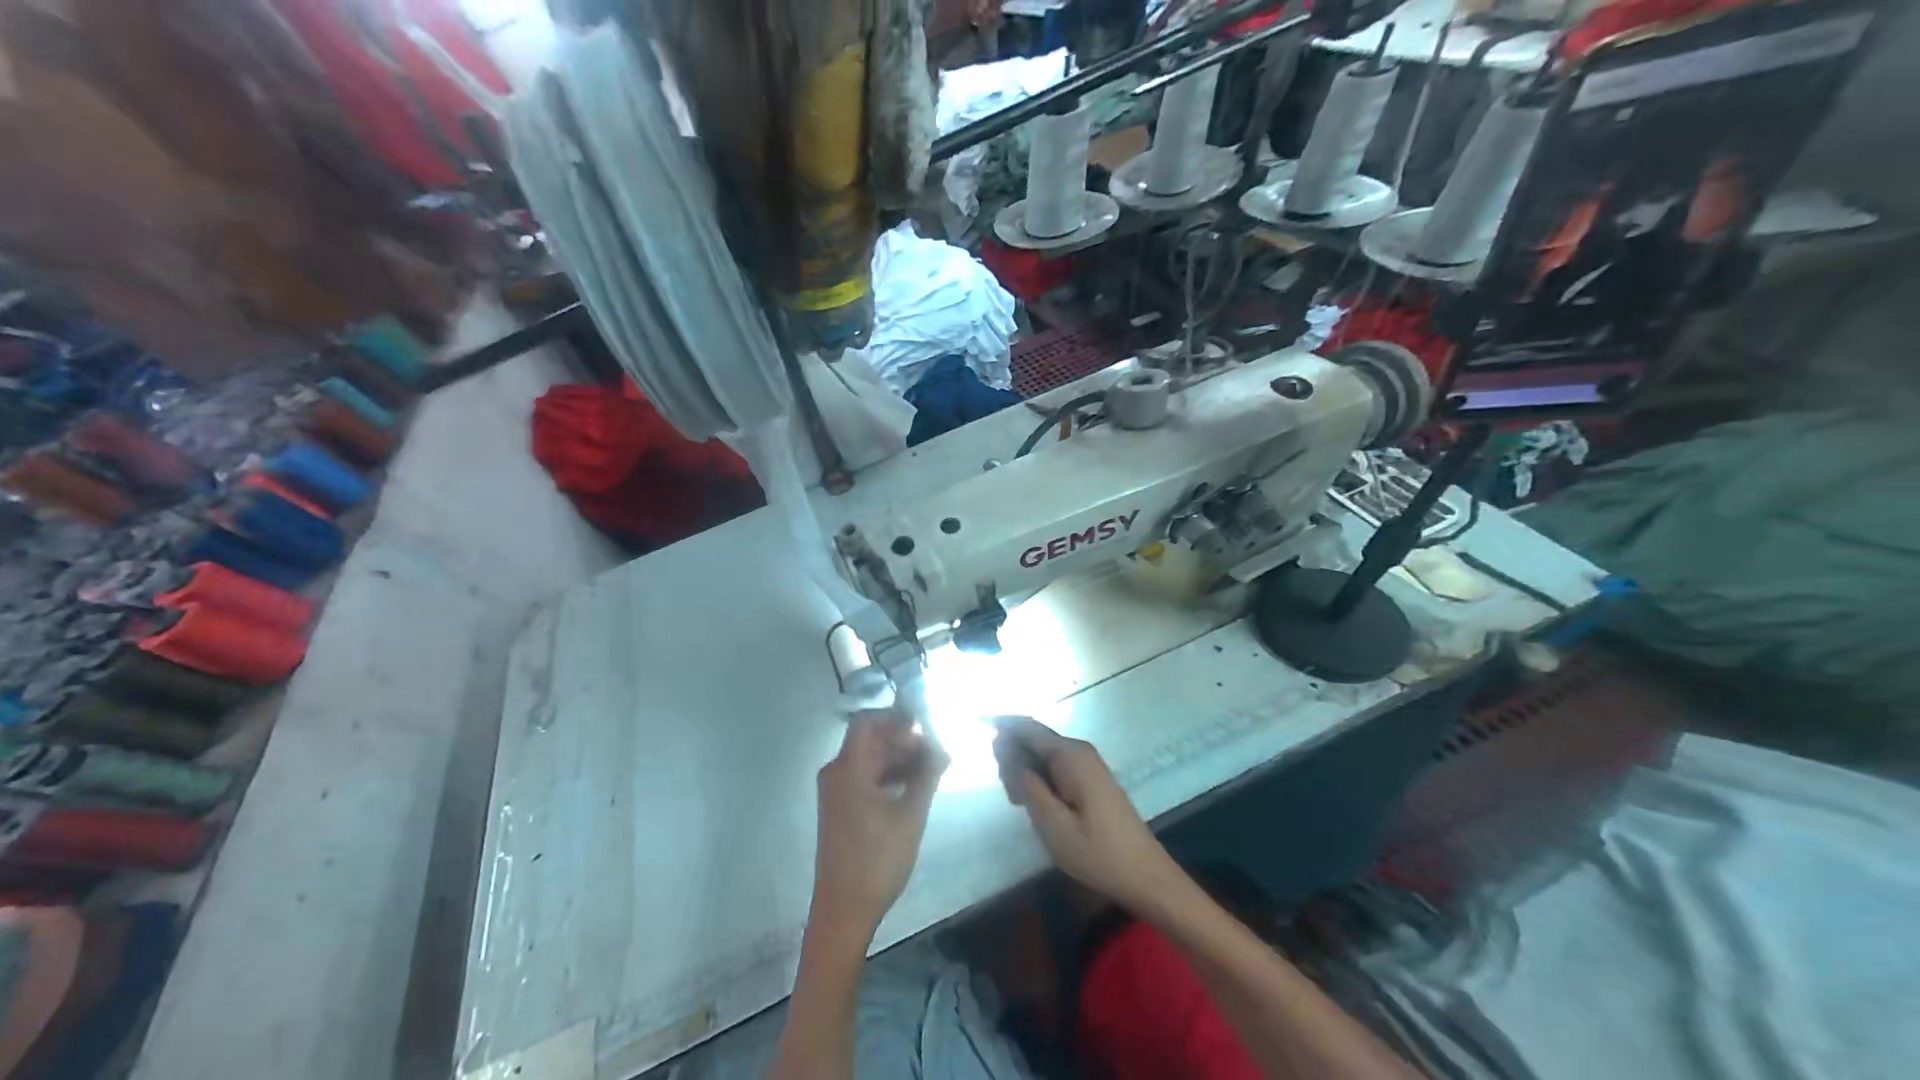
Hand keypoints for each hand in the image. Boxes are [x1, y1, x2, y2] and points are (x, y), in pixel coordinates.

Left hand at [810, 711, 948, 940]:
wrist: (844, 909)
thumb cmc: (878, 858)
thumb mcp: (911, 815)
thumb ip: (926, 775)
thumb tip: (941, 749)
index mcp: (848, 768)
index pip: (867, 722)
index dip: (895, 718)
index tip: (924, 727)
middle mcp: (836, 773)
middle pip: (870, 741)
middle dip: (903, 742)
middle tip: (937, 754)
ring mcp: (835, 793)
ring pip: (869, 761)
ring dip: (898, 761)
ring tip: (932, 771)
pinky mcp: (839, 810)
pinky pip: (864, 779)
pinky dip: (887, 778)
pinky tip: (913, 789)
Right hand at [993, 718, 1184, 914]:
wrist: (1145, 876)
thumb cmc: (1096, 853)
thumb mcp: (1050, 821)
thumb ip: (1024, 781)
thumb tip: (1003, 745)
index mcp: (1070, 754)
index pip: (1025, 727)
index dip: (1000, 730)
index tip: (982, 752)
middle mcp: (1079, 750)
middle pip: (1033, 739)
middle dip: (1012, 759)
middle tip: (1011, 798)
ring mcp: (1087, 764)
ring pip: (1042, 755)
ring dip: (1025, 773)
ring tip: (1023, 807)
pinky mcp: (1091, 779)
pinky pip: (1055, 767)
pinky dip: (1040, 781)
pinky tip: (1039, 808)